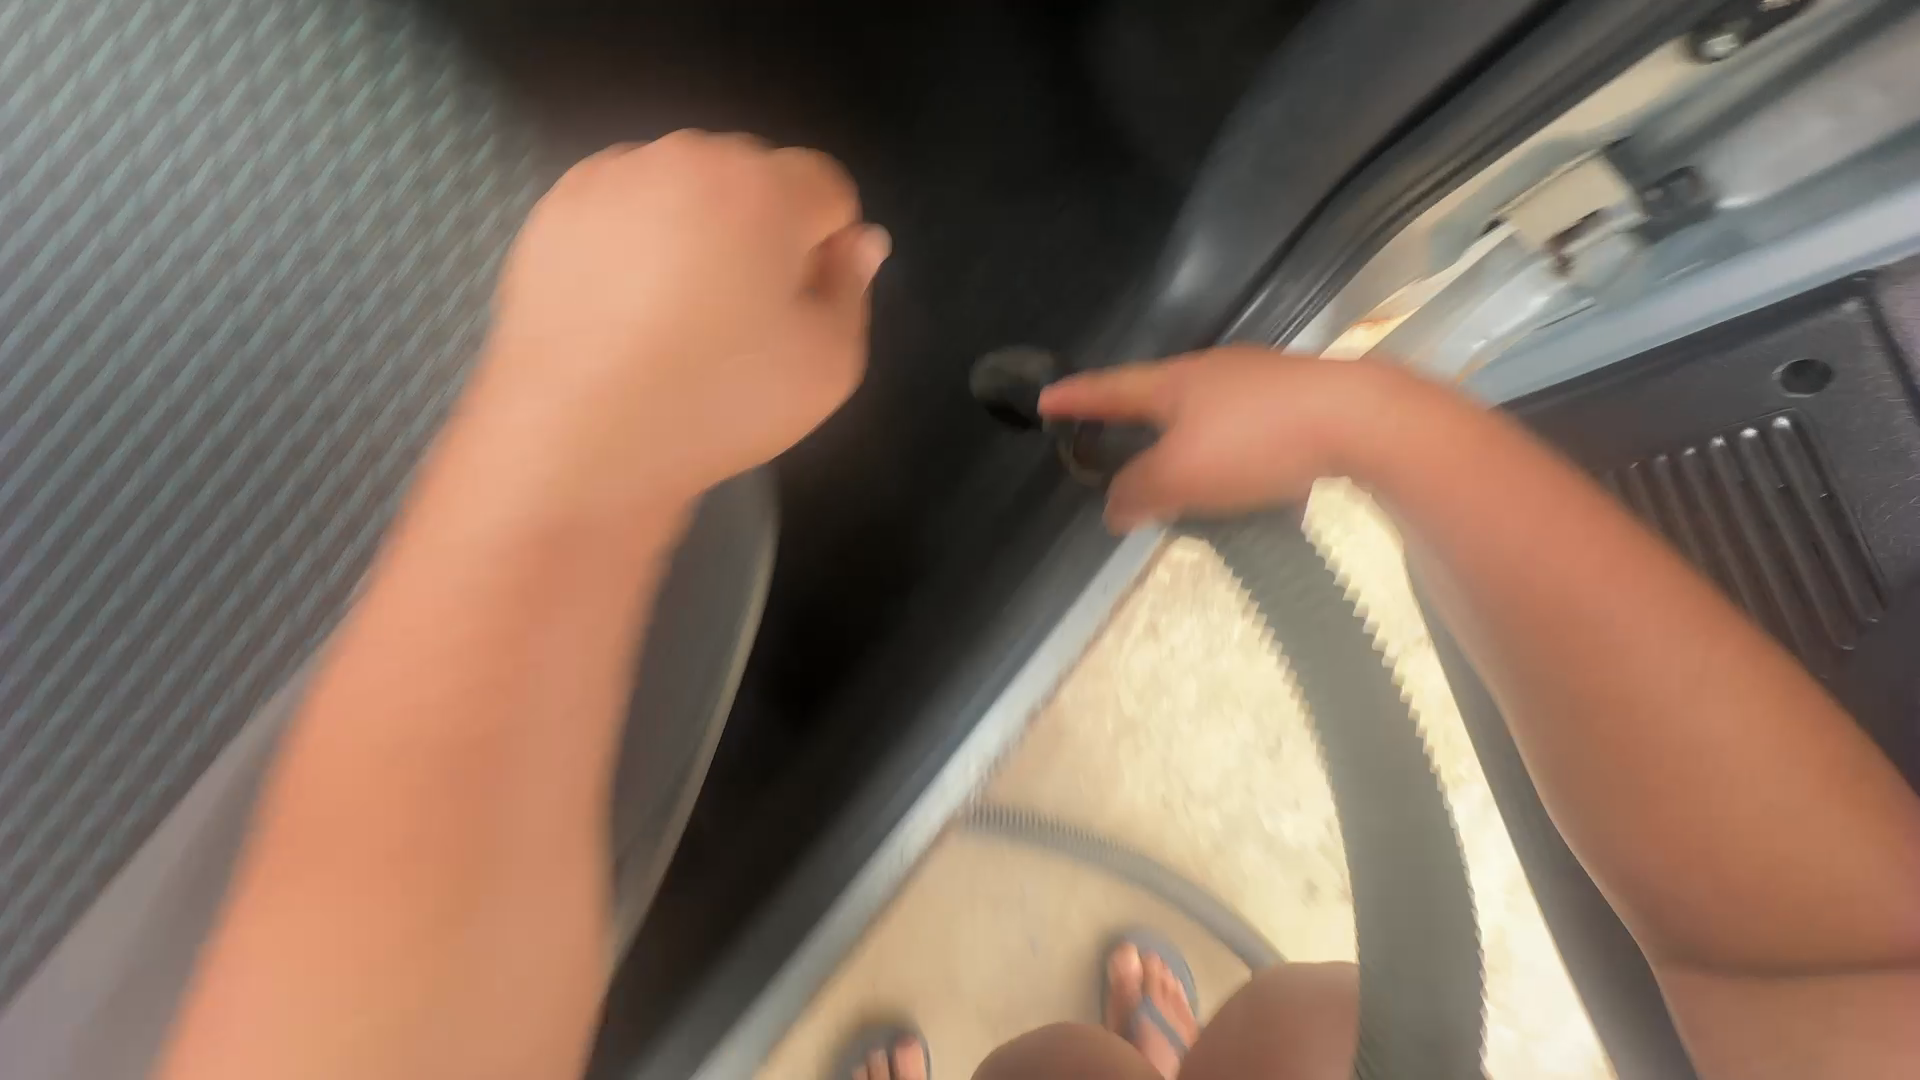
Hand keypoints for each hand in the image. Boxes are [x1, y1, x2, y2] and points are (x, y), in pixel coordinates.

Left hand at [458, 132, 889, 522]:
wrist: (584, 441)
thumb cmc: (724, 401)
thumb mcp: (830, 362)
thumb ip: (853, 288)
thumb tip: (860, 241)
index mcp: (763, 189)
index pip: (829, 188)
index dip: (830, 248)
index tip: (803, 307)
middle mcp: (685, 158)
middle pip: (758, 179)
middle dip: (767, 233)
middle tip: (747, 317)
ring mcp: (612, 179)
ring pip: (691, 190)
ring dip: (706, 234)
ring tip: (683, 318)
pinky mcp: (557, 211)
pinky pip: (630, 210)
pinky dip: (645, 244)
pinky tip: (633, 312)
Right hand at [1037, 347, 1445, 530]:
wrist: (1361, 420)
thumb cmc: (1254, 443)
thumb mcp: (1180, 477)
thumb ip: (1137, 493)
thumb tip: (1113, 509)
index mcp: (1173, 382)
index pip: (1109, 388)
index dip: (1075, 398)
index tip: (1045, 398)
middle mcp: (1211, 371)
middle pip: (1156, 392)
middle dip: (1131, 415)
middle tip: (1112, 437)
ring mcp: (1257, 379)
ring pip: (1201, 408)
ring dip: (1180, 435)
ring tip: (1176, 466)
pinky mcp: (1296, 398)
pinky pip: (1241, 422)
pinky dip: (1224, 446)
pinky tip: (1238, 472)